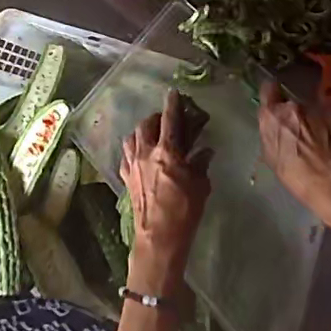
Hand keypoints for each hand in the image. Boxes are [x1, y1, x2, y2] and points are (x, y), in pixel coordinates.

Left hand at [121, 88, 211, 294]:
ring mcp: (133, 165)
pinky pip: (126, 155)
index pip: (170, 120)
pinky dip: (134, 149)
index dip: (172, 104)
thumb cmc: (184, 211)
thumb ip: (201, 164)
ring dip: (142, 131)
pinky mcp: (126, 178)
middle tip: (167, 119)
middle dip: (157, 118)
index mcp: (167, 152)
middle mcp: (146, 153)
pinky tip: (140, 154)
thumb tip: (205, 151)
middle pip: (147, 124)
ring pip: (132, 137)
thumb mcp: (201, 186)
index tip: (173, 93)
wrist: (158, 238)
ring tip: (152, 134)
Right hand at [258, 80, 330, 229]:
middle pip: (287, 101)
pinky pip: (329, 99)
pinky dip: (329, 100)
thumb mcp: (271, 156)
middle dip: (289, 112)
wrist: (328, 184)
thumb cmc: (294, 176)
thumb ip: (269, 132)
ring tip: (314, 135)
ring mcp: (312, 108)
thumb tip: (271, 124)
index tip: (273, 99)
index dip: (271, 94)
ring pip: (306, 105)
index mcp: (270, 116)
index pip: (267, 89)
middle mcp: (290, 106)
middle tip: (294, 129)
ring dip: (307, 115)